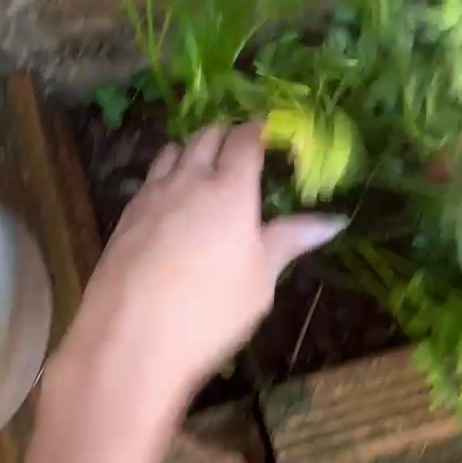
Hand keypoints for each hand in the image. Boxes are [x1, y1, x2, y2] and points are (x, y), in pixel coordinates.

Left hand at [53, 122, 345, 406]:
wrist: (130, 335)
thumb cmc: (210, 311)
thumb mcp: (260, 280)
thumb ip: (289, 240)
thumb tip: (334, 220)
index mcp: (230, 189)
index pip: (245, 140)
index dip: (257, 129)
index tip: (267, 127)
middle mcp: (190, 178)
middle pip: (206, 135)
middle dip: (225, 133)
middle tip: (239, 145)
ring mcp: (153, 192)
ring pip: (173, 149)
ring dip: (191, 147)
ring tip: (203, 163)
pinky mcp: (127, 211)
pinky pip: (151, 175)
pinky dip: (166, 171)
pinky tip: (171, 195)